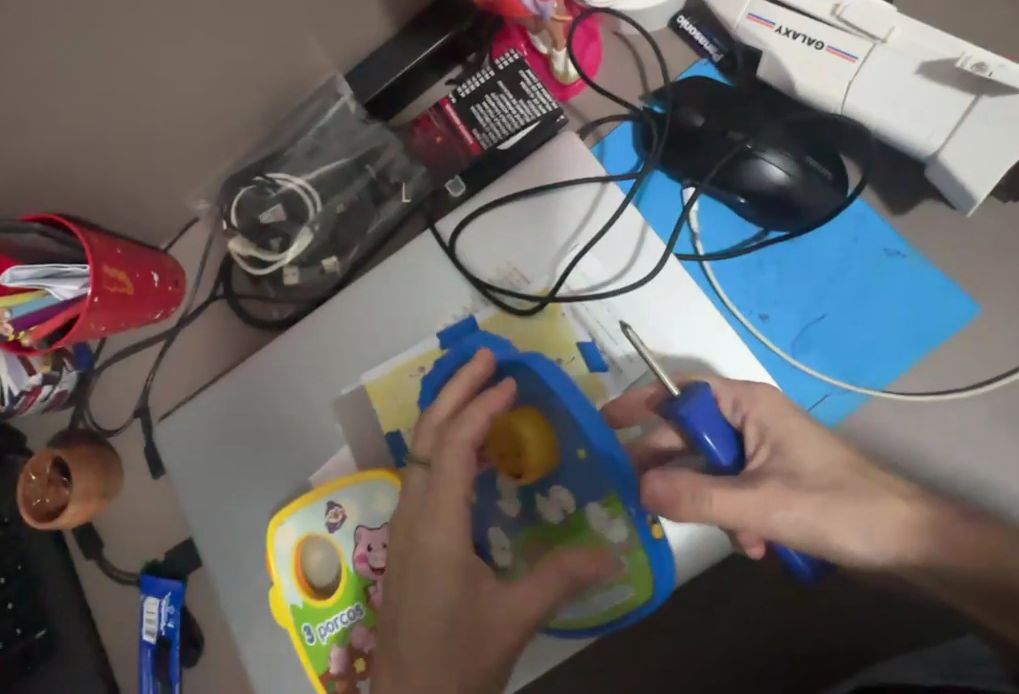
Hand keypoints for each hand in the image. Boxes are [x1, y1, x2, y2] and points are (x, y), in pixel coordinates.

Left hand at [372, 350, 618, 693]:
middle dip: (455, 389)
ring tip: (484, 389)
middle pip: (427, 432)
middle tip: (488, 357)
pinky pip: (425, 473)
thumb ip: (561, 578)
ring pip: (421, 450)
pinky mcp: (407, 537)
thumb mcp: (514, 620)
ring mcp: (404, 523)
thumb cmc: (456, 660)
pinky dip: (447, 445)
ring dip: (449, 413)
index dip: (480, 406)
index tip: (510, 380)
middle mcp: (412, 510)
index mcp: (435, 522)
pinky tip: (476, 452)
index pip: (453, 443)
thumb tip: (614, 551)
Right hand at [602, 377, 943, 572]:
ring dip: (712, 503)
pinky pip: (735, 491)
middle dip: (672, 469)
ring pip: (711, 469)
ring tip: (730, 534)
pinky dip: (736, 517)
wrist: (911, 543)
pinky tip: (758, 546)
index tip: (605, 424)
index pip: (680, 393)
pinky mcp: (777, 481)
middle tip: (636, 495)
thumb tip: (639, 489)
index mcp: (748, 404)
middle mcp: (752, 420)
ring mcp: (765, 451)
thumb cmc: (838, 507)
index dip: (641, 405)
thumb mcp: (761, 504)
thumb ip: (697, 496)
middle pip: (690, 435)